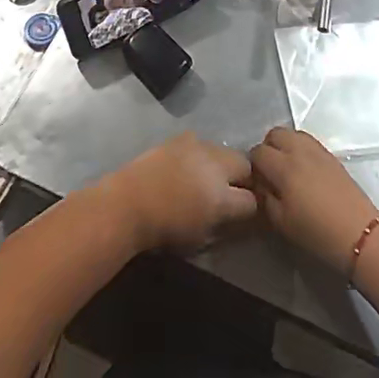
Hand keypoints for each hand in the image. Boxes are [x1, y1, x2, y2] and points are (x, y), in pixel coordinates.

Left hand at [97, 132, 258, 251]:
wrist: (126, 204)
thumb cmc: (160, 231)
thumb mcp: (196, 240)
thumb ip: (220, 226)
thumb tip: (229, 219)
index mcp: (222, 198)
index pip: (251, 200)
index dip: (249, 207)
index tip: (241, 212)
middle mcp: (218, 167)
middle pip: (246, 166)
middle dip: (242, 177)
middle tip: (229, 189)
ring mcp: (201, 148)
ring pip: (225, 152)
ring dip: (221, 164)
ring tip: (206, 175)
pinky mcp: (184, 138)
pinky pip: (201, 144)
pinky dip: (200, 154)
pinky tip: (187, 165)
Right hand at [249, 127, 378, 271]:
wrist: (357, 231)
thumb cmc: (315, 231)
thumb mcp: (281, 221)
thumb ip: (265, 196)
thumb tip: (260, 182)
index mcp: (285, 167)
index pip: (258, 151)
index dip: (252, 164)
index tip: (255, 180)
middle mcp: (300, 150)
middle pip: (275, 133)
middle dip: (267, 148)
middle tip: (268, 171)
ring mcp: (318, 149)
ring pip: (293, 133)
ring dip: (284, 145)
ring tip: (285, 170)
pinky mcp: (331, 154)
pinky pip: (308, 141)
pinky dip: (299, 148)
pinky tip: (302, 171)